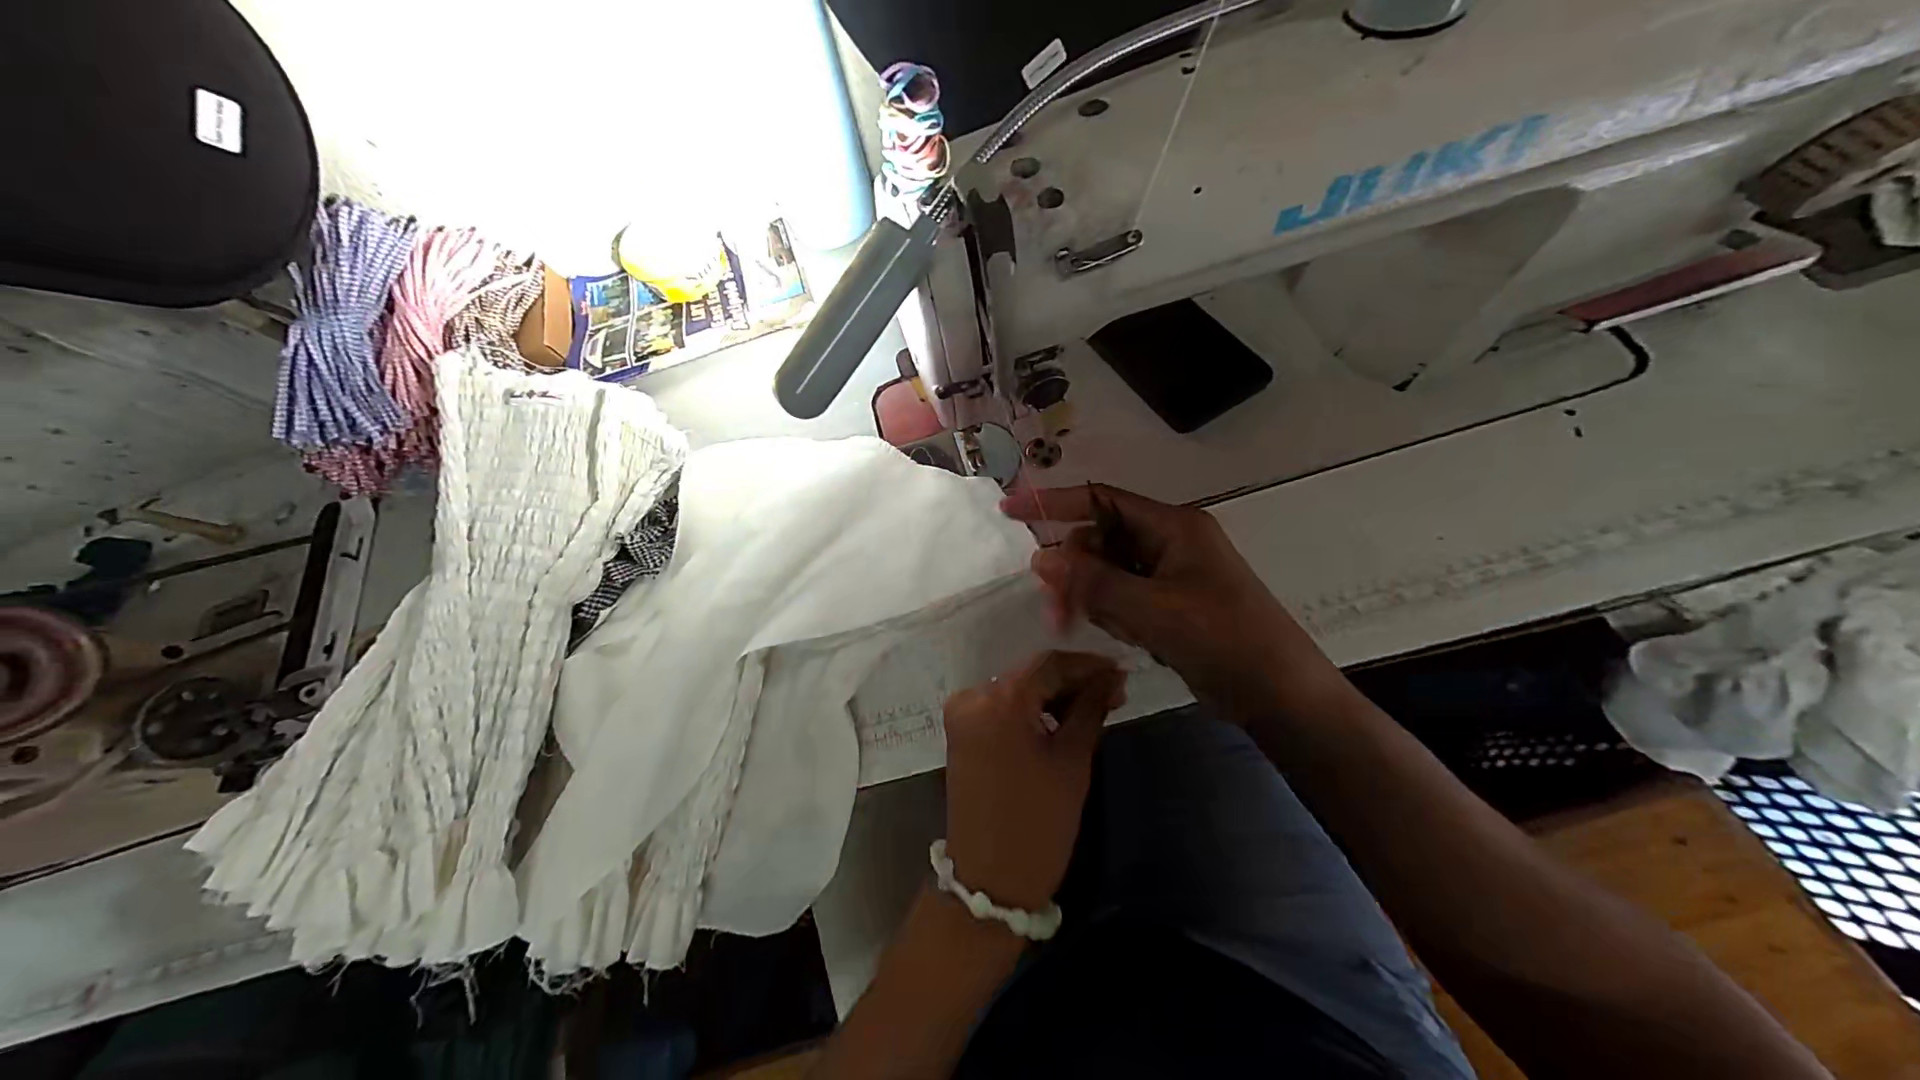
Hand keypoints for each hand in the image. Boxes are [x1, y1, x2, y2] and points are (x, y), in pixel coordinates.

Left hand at [941, 650, 1126, 911]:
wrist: (989, 880)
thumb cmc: (1038, 822)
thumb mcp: (1073, 761)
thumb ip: (1091, 708)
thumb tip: (1114, 676)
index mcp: (999, 699)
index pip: (1050, 663)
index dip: (1089, 664)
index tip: (1122, 672)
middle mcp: (973, 696)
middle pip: (1031, 673)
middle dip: (1072, 680)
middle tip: (1115, 693)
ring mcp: (961, 714)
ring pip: (1016, 688)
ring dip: (1053, 694)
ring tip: (1095, 708)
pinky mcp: (960, 732)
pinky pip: (1001, 707)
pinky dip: (1030, 709)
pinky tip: (1061, 720)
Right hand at [1000, 484, 1344, 719]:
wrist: (1278, 692)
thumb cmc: (1223, 638)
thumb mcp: (1153, 609)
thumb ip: (1094, 582)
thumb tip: (1040, 557)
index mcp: (1172, 526)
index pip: (1101, 501)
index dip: (1054, 502)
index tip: (1010, 509)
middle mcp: (1167, 543)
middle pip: (1098, 543)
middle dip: (1076, 575)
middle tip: (1059, 613)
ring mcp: (1168, 575)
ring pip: (1107, 575)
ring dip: (1097, 601)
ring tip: (1125, 632)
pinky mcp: (1167, 605)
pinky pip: (1123, 600)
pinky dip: (1117, 617)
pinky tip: (1137, 640)